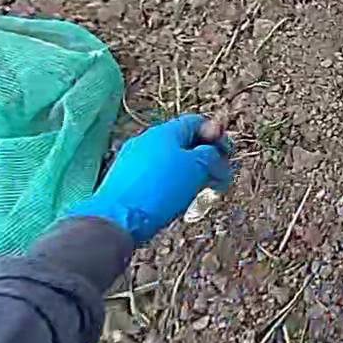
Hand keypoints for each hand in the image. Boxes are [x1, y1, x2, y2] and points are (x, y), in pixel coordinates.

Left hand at [63, 114, 233, 243]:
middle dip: (206, 158)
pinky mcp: (126, 180)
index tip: (226, 155)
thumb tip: (214, 153)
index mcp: (165, 132)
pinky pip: (157, 176)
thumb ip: (211, 155)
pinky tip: (178, 199)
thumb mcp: (197, 168)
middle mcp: (147, 141)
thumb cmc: (160, 189)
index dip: (217, 136)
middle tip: (218, 176)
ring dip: (191, 173)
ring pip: (172, 160)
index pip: (198, 123)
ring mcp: (133, 161)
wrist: (116, 219)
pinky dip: (173, 183)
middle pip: (185, 142)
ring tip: (200, 190)